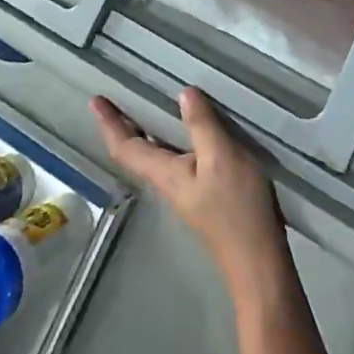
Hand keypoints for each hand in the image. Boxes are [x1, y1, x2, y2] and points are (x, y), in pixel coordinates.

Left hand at [91, 88, 287, 288]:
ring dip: (143, 133)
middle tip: (114, 101)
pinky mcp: (202, 196)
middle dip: (121, 126)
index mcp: (164, 173)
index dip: (109, 124)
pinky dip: (168, 141)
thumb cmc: (237, 207)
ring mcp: (184, 192)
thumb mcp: (222, 157)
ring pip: (153, 157)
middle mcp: (168, 183)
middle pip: (135, 152)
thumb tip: (182, 93)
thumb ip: (202, 125)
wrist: (257, 260)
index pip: (125, 147)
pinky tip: (185, 133)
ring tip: (145, 108)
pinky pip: (173, 161)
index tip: (96, 101)